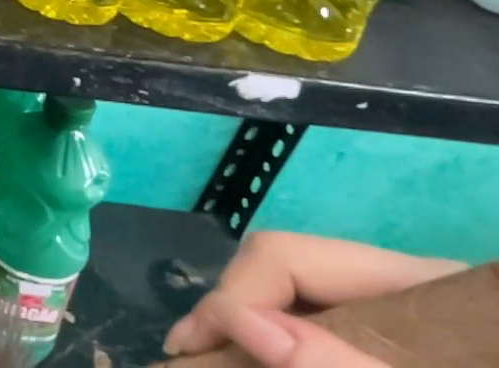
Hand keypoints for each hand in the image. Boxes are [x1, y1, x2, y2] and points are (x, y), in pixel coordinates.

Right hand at [164, 232, 463, 360]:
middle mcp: (410, 287)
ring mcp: (412, 320)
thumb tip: (239, 320)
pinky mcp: (409, 347)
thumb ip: (348, 367)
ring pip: (303, 300)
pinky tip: (268, 362)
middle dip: (233, 309)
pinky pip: (333, 327)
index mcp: (422, 282)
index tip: (193, 350)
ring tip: (217, 359)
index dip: (233, 295)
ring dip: (253, 327)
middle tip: (191, 355)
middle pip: (287, 271)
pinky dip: (291, 344)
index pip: (287, 257)